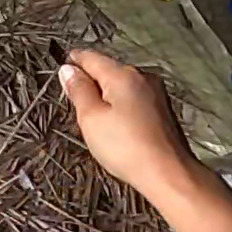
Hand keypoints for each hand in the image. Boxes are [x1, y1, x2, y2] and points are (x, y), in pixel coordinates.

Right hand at [58, 49, 197, 195]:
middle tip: (73, 96)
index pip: (92, 58)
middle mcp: (143, 78)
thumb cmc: (127, 148)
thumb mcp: (91, 118)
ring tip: (93, 115)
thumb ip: (78, 90)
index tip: (63, 65)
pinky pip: (135, 99)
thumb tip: (68, 70)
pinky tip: (116, 124)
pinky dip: (121, 105)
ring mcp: (156, 93)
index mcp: (123, 75)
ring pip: (122, 85)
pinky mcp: (162, 110)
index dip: (74, 61)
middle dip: (90, 80)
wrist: (168, 174)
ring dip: (106, 94)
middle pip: (108, 70)